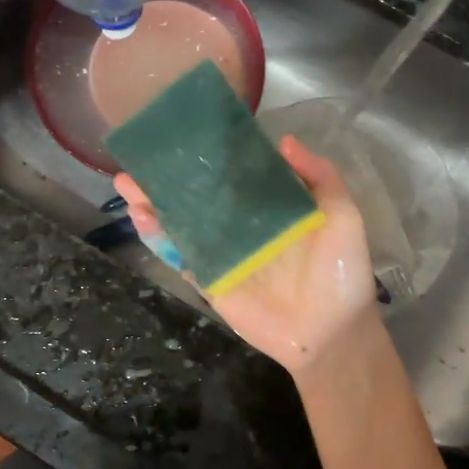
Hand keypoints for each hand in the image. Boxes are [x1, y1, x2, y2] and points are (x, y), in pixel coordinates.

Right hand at [115, 136, 385, 376]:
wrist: (330, 332)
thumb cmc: (341, 273)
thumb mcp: (342, 216)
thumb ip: (320, 177)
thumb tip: (283, 140)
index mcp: (269, 208)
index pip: (233, 176)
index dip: (207, 157)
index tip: (183, 136)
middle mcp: (240, 226)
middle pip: (197, 197)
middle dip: (167, 179)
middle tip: (139, 160)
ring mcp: (222, 254)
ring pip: (181, 224)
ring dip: (153, 205)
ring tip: (127, 185)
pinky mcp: (210, 280)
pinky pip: (181, 257)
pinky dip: (160, 239)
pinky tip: (141, 219)